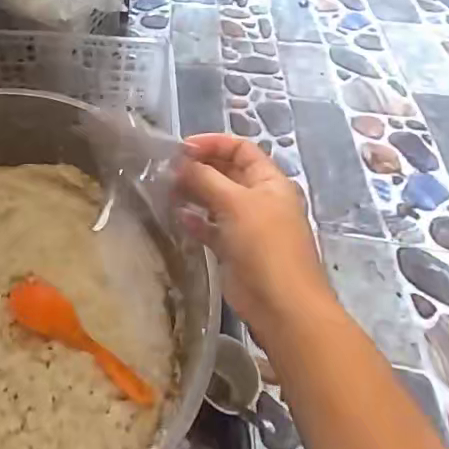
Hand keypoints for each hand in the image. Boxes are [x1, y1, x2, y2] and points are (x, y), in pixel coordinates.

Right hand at [176, 134, 333, 335]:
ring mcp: (247, 225)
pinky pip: (212, 227)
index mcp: (269, 181)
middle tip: (167, 170)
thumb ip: (206, 179)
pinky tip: (177, 218)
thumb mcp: (235, 203)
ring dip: (193, 192)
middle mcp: (259, 199)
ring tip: (166, 190)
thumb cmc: (264, 245)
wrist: (282, 305)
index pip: (240, 149)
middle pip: (226, 173)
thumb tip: (181, 163)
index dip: (213, 143)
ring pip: (216, 200)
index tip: (181, 148)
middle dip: (199, 168)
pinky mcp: (235, 250)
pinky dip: (195, 221)